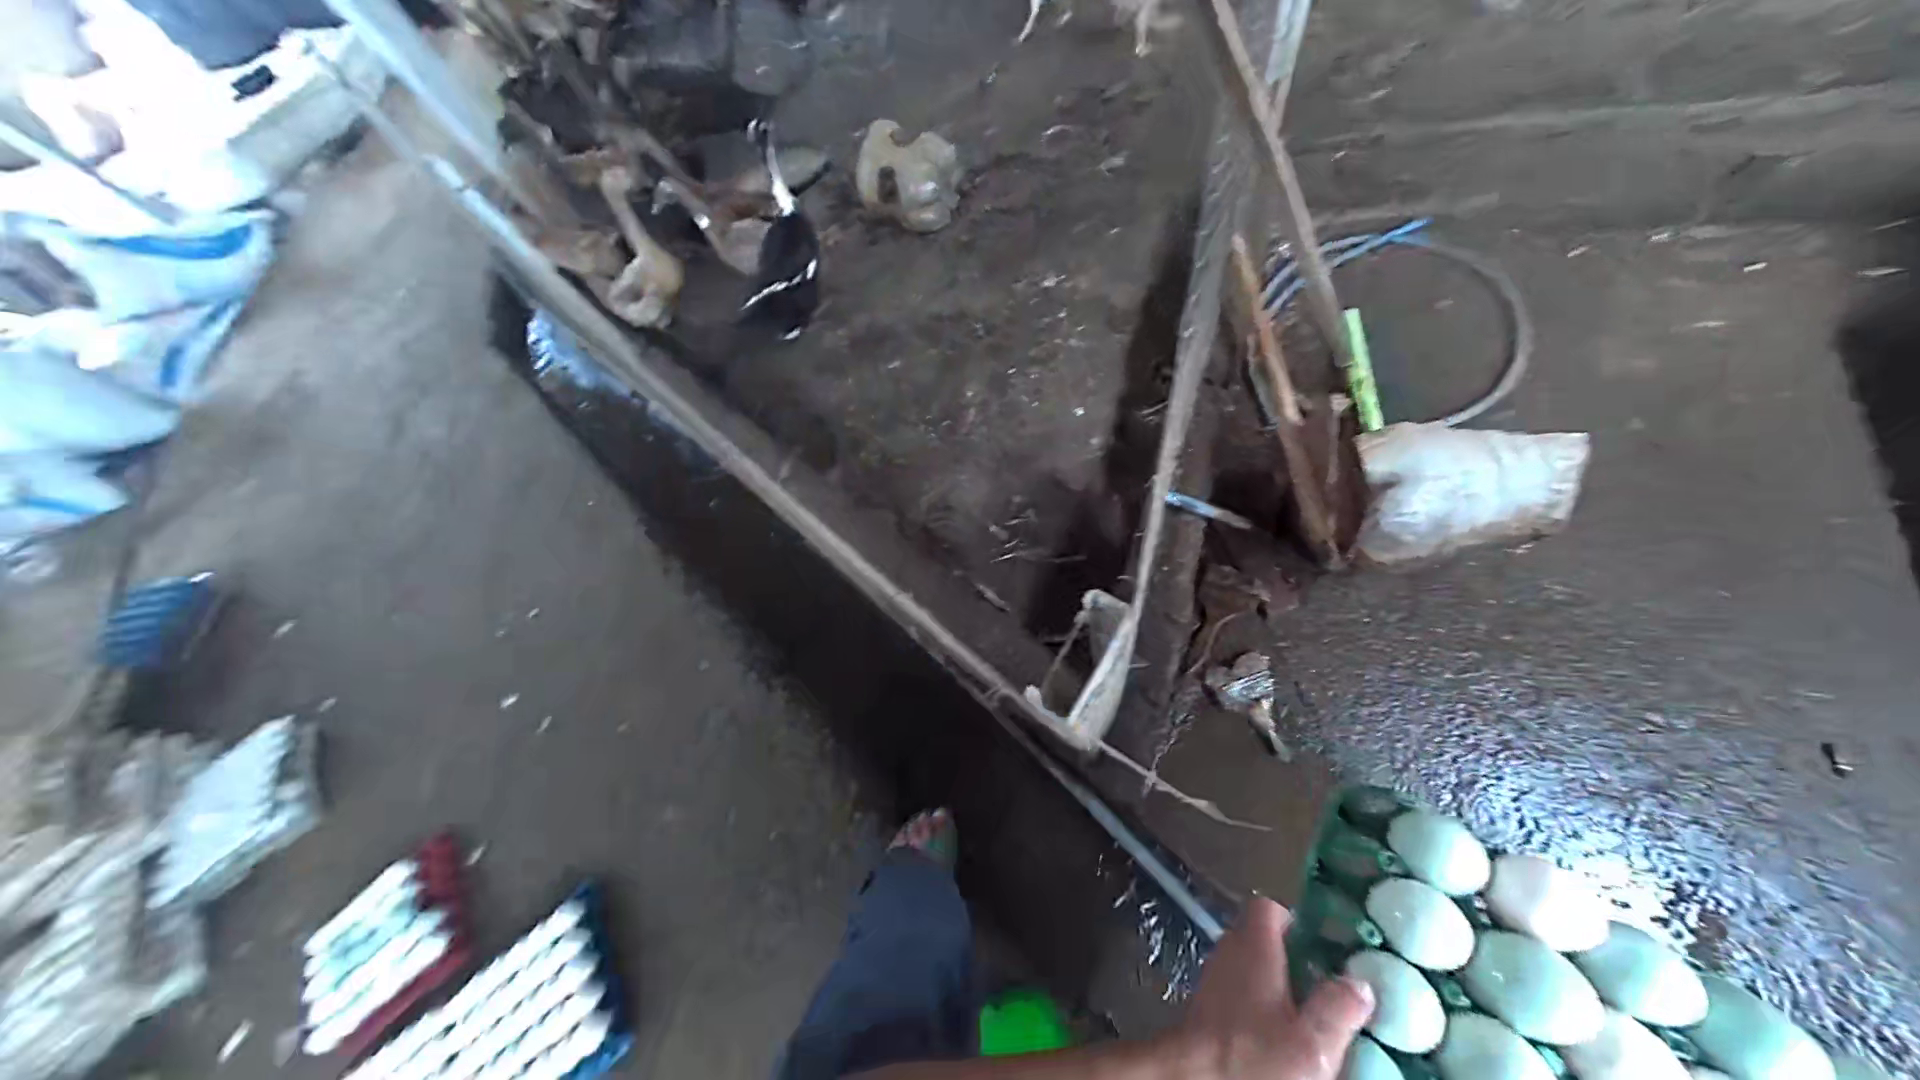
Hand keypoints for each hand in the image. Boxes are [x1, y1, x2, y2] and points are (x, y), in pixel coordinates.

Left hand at [1160, 898, 1374, 1079]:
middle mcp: (1229, 952)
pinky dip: (1261, 1007)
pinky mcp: (1208, 1009)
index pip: (1269, 908)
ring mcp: (1215, 979)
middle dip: (1295, 959)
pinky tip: (1281, 1041)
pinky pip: (1240, 993)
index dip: (1297, 921)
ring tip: (1312, 1022)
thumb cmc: (1252, 1062)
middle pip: (1262, 938)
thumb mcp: (1311, 1045)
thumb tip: (1359, 982)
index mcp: (1253, 947)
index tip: (1326, 950)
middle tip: (1330, 992)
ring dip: (1279, 987)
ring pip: (1251, 967)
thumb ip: (1337, 1009)